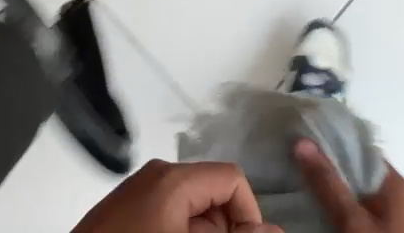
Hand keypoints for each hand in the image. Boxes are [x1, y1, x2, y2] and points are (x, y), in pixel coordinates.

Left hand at [72, 159, 281, 232]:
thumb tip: (275, 230)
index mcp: (173, 178)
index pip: (232, 179)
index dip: (247, 217)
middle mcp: (157, 175)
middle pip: (213, 197)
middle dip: (224, 231)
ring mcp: (140, 193)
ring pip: (193, 213)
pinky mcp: (129, 213)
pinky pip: (170, 220)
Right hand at [292, 139, 403, 232]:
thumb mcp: (353, 224)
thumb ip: (328, 185)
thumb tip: (301, 141)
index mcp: (399, 185)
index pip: (361, 152)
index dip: (332, 147)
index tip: (304, 148)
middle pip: (364, 176)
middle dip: (334, 175)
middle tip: (300, 173)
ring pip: (369, 200)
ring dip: (344, 199)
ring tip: (311, 196)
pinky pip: (376, 219)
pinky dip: (355, 217)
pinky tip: (335, 222)